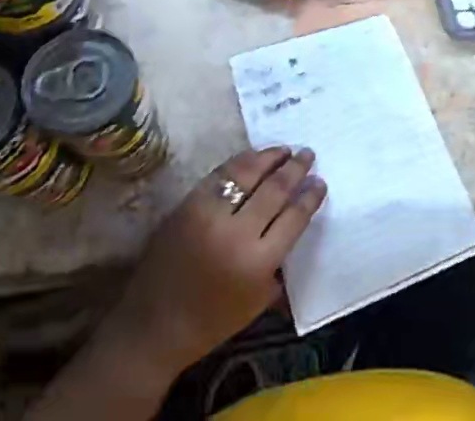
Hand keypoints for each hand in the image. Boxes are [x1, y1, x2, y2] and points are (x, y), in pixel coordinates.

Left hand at [97, 148, 326, 380]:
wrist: (154, 325)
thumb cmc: (212, 320)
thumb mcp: (257, 300)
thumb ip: (279, 263)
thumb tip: (294, 223)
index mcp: (258, 262)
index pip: (293, 218)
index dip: (309, 197)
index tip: (320, 182)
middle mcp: (236, 233)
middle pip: (274, 190)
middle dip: (295, 169)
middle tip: (308, 154)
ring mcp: (209, 215)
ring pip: (246, 174)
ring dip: (269, 157)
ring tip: (285, 149)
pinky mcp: (188, 204)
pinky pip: (220, 175)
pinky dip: (240, 163)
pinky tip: (254, 158)